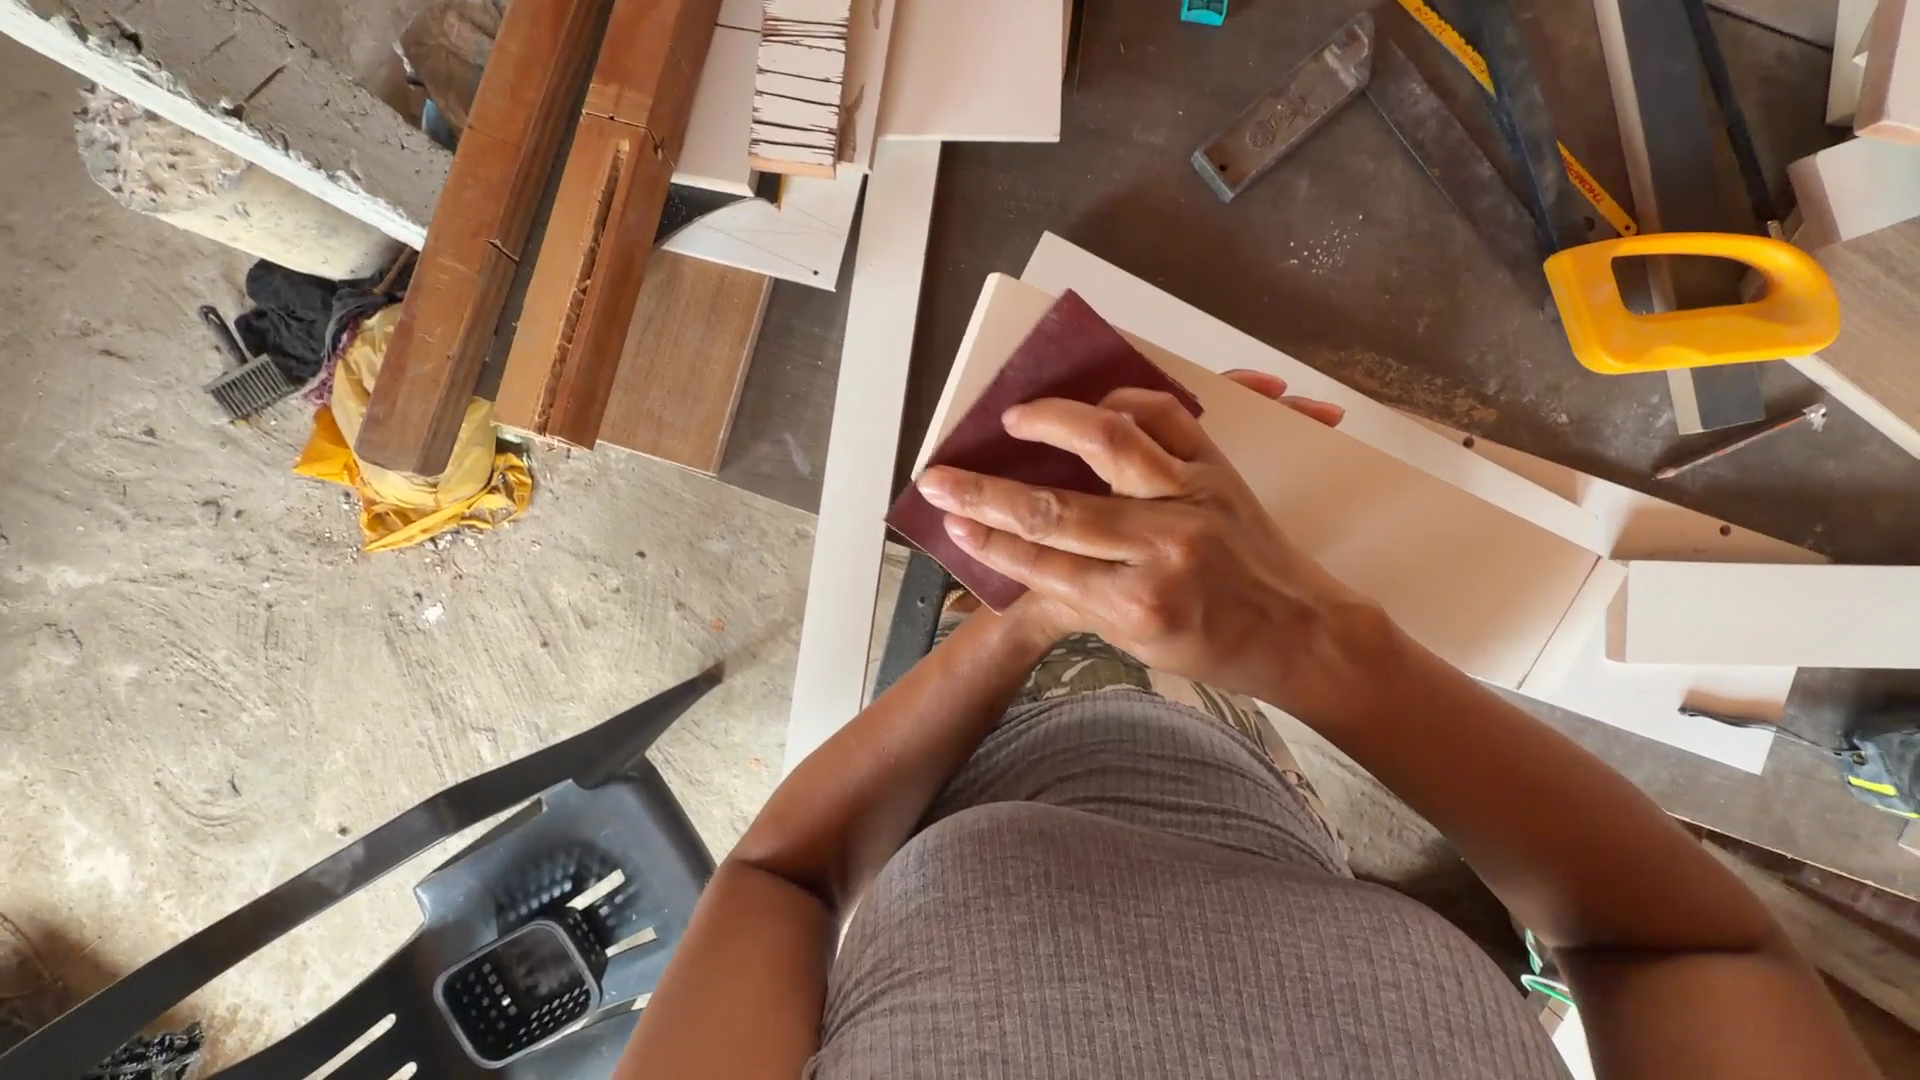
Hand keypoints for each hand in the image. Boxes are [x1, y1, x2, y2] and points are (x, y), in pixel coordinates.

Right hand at [916, 371, 1391, 717]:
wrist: (1300, 634)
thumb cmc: (1214, 647)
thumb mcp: (1135, 644)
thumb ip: (1078, 596)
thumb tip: (1022, 553)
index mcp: (1135, 605)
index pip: (1039, 564)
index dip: (985, 539)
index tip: (949, 519)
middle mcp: (1162, 549)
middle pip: (1053, 510)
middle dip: (984, 492)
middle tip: (941, 478)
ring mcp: (1193, 501)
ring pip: (1108, 445)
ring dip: (1050, 424)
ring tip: (1014, 418)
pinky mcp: (1218, 470)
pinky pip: (1167, 418)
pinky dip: (1125, 403)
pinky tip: (1094, 407)